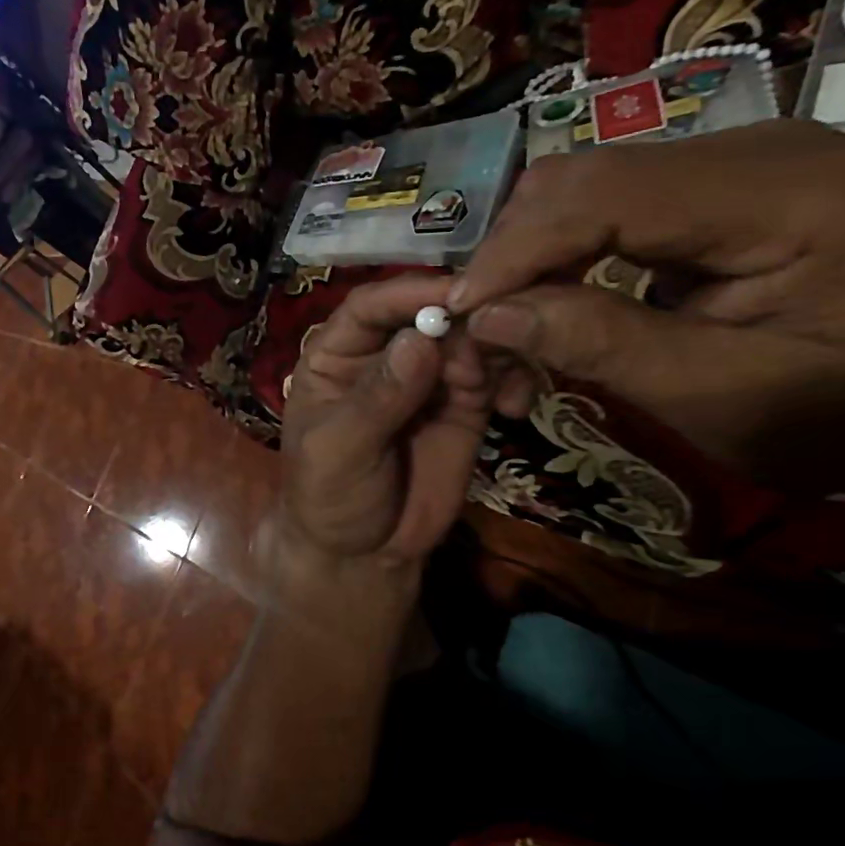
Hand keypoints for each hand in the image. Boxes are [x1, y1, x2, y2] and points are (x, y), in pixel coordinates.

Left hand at [275, 275, 494, 574]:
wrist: (364, 553)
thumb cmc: (329, 497)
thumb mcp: (338, 451)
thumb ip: (377, 400)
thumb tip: (420, 339)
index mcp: (335, 356)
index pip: (369, 307)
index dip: (408, 293)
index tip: (456, 292)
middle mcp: (384, 356)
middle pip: (427, 313)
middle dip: (465, 317)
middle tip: (496, 336)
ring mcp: (428, 378)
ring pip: (469, 338)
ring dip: (494, 348)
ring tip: (492, 389)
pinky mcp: (466, 405)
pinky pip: (497, 375)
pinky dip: (515, 378)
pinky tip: (514, 406)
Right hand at [450, 120, 844, 501]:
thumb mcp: (727, 400)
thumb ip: (602, 347)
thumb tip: (485, 314)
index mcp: (798, 197)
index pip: (607, 194)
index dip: (515, 249)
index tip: (456, 311)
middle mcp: (777, 151)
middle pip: (593, 174)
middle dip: (515, 250)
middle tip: (478, 323)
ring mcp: (762, 162)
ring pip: (599, 185)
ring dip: (538, 255)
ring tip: (511, 321)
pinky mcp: (746, 188)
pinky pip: (629, 205)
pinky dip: (575, 255)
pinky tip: (562, 301)